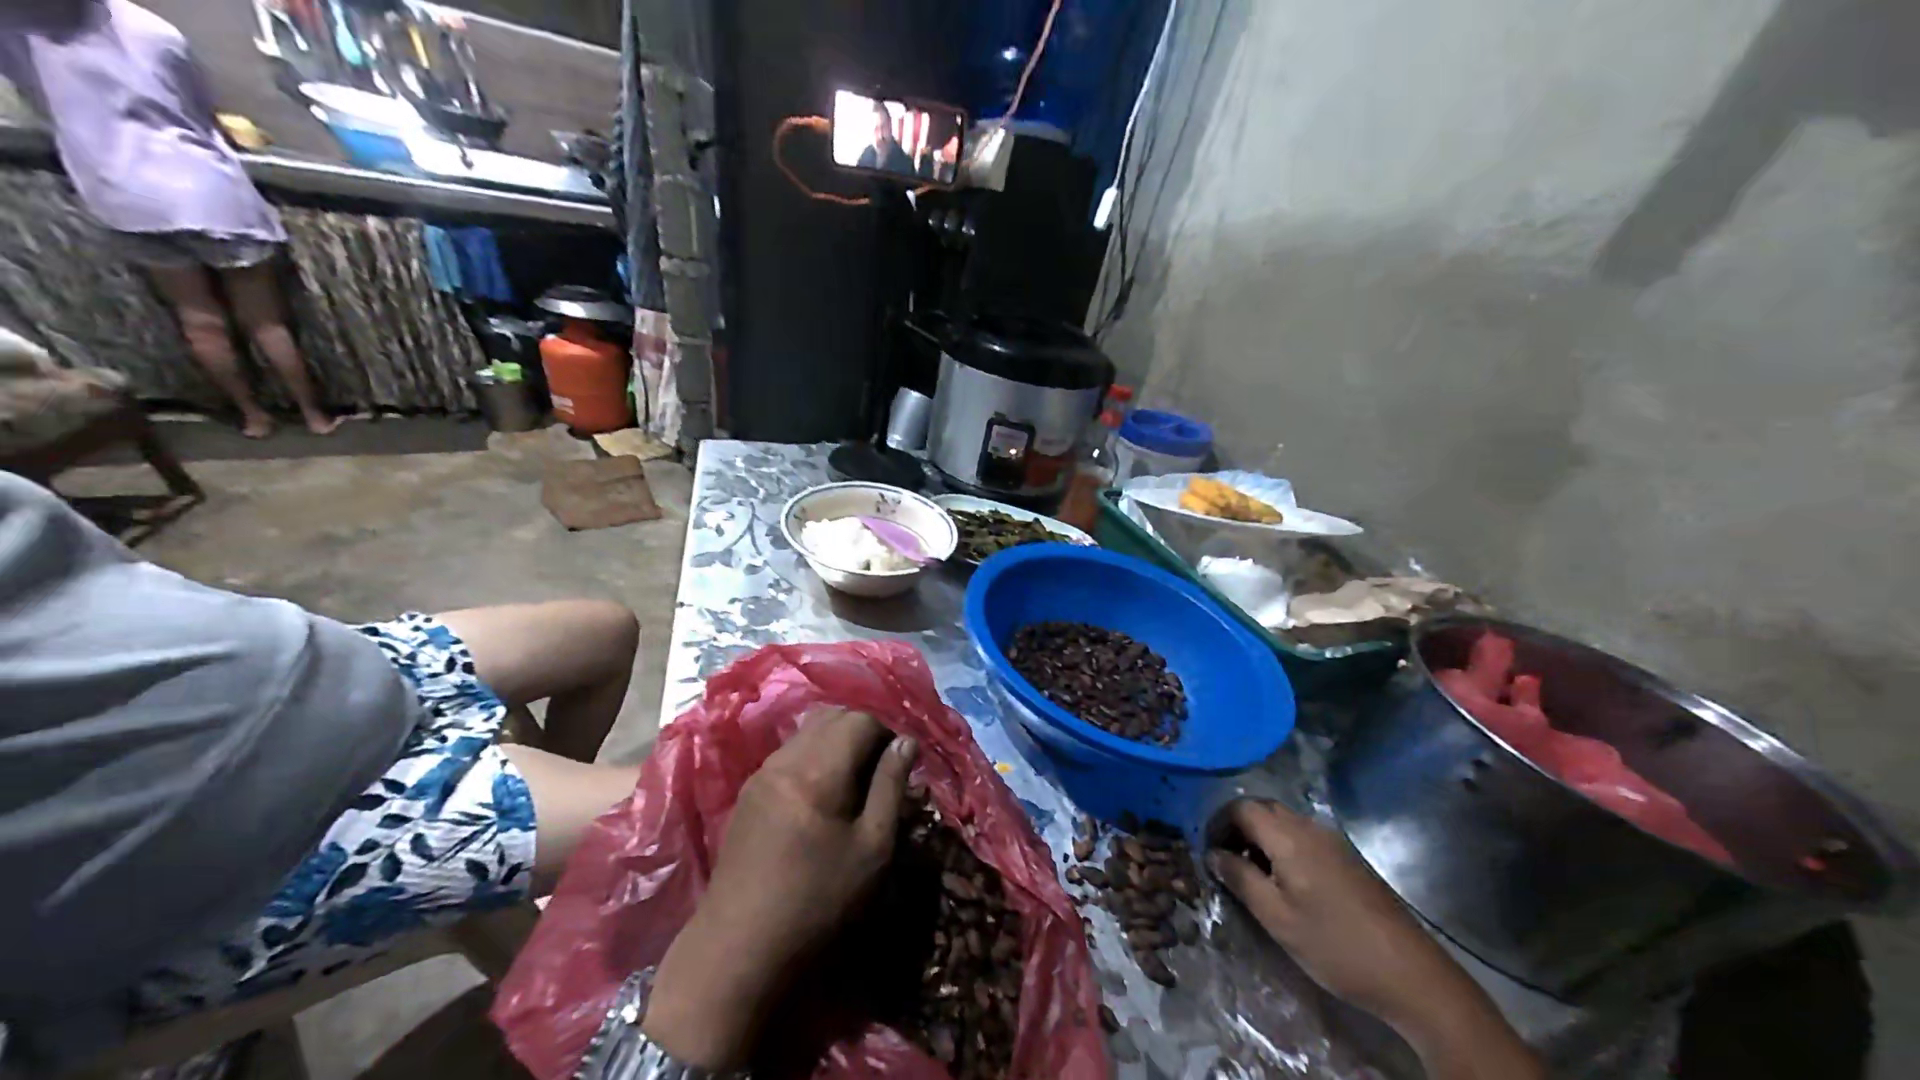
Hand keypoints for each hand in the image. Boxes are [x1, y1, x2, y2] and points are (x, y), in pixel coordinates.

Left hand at [643, 707, 916, 1069]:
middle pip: (832, 716)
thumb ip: (891, 787)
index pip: (861, 720)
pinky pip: (789, 752)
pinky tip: (823, 793)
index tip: (902, 763)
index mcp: (818, 770)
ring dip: (837, 741)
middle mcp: (786, 758)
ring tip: (855, 780)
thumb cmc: (817, 900)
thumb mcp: (871, 848)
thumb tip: (906, 742)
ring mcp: (762, 772)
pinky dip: (814, 755)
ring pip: (808, 731)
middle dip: (864, 730)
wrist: (738, 945)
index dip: (888, 733)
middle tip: (882, 768)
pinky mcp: (749, 791)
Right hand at [1209, 800, 1543, 1079]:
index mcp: (1290, 836)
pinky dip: (1282, 846)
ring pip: (1284, 821)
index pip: (1241, 807)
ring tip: (1251, 873)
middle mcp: (1311, 827)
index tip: (1208, 850)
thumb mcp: (1276, 917)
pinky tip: (1284, 881)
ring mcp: (1333, 841)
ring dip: (1260, 837)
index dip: (1218, 823)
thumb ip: (1240, 879)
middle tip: (1225, 859)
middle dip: (1237, 827)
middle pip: (1263, 808)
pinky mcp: (1348, 858)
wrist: (1411, 974)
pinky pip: (1303, 836)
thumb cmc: (1334, 945)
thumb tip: (1214, 854)